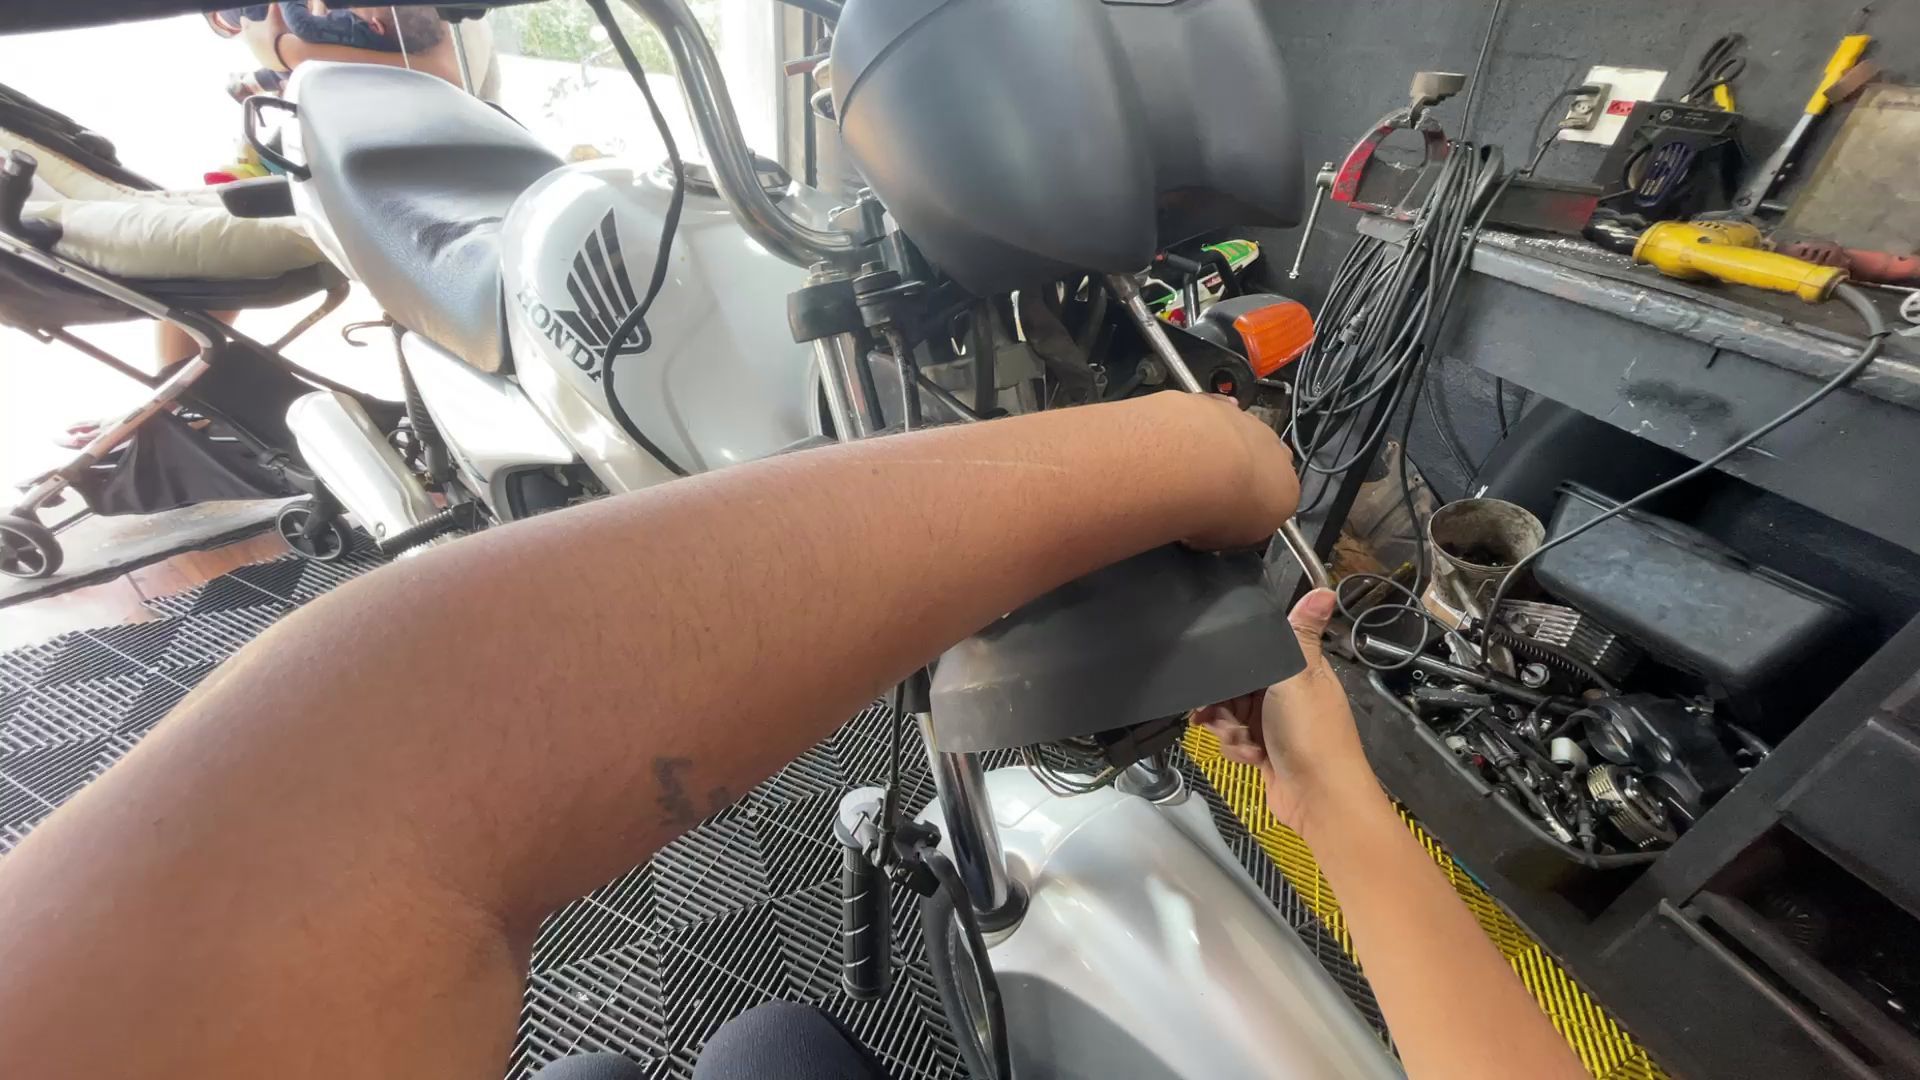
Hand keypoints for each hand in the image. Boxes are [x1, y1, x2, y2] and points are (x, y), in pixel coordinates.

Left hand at [1164, 393, 1299, 550]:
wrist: (1197, 468)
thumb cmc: (1218, 511)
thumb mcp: (1226, 540)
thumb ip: (1228, 532)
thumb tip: (1211, 532)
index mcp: (1286, 492)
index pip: (1275, 501)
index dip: (1249, 507)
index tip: (1224, 515)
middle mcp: (1276, 453)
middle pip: (1261, 462)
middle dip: (1238, 473)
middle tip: (1207, 490)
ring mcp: (1249, 424)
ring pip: (1238, 434)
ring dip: (1217, 447)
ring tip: (1186, 466)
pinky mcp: (1219, 404)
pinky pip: (1213, 410)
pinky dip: (1201, 420)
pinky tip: (1183, 432)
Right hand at [1195, 588, 1382, 834]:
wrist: (1318, 800)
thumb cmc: (1311, 734)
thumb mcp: (1300, 677)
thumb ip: (1300, 634)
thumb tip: (1326, 589)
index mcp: (1299, 670)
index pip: (1255, 651)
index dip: (1232, 659)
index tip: (1215, 669)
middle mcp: (1285, 693)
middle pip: (1233, 683)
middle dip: (1223, 701)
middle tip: (1224, 714)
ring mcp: (1273, 723)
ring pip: (1228, 712)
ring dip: (1228, 728)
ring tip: (1242, 740)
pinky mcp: (1262, 749)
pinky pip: (1233, 738)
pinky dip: (1236, 747)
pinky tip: (1249, 756)